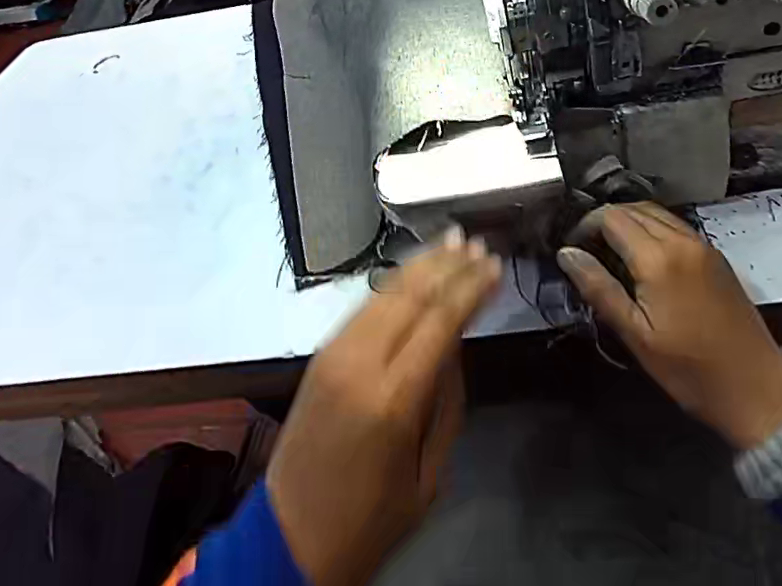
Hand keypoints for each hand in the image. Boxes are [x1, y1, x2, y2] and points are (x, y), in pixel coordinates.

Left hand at [267, 230, 500, 585]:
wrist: (285, 541)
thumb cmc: (370, 518)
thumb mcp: (430, 470)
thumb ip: (447, 397)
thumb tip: (457, 340)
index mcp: (392, 398)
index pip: (441, 320)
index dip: (472, 288)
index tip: (496, 266)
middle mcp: (359, 364)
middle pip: (413, 294)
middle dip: (450, 265)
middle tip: (479, 245)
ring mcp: (334, 355)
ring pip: (386, 290)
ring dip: (423, 263)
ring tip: (453, 241)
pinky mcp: (320, 355)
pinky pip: (365, 305)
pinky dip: (396, 280)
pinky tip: (417, 269)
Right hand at [558, 202, 781, 449]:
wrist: (755, 386)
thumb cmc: (689, 369)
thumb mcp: (636, 334)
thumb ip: (599, 288)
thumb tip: (566, 253)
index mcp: (659, 257)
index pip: (612, 217)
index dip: (586, 226)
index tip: (572, 249)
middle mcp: (682, 239)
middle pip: (634, 209)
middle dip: (605, 221)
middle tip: (587, 250)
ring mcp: (702, 244)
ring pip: (656, 213)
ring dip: (629, 222)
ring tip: (609, 253)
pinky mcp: (715, 254)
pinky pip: (675, 226)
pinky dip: (652, 229)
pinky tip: (641, 258)